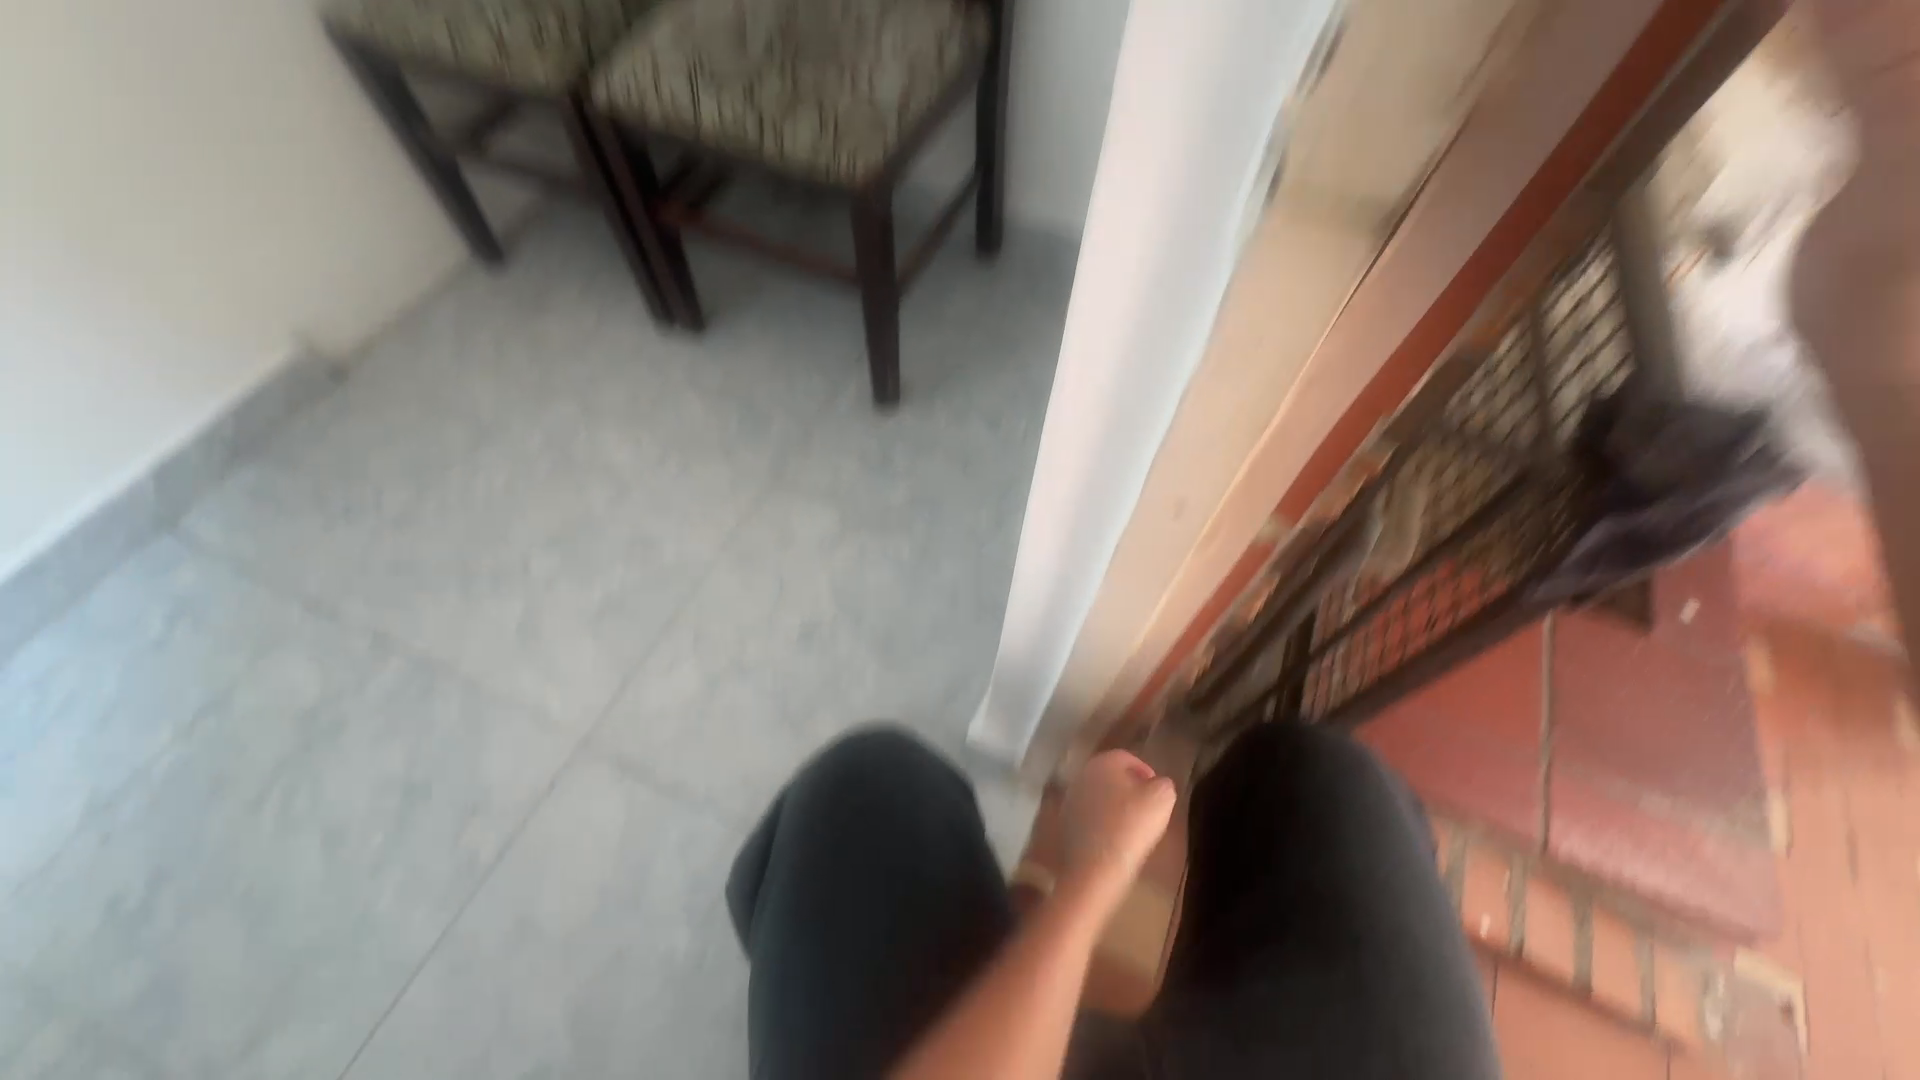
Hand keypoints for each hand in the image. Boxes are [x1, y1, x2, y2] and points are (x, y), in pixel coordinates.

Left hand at [1058, 750, 1176, 903]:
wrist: (1095, 868)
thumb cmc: (1131, 826)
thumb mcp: (1162, 798)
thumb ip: (1163, 784)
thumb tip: (1156, 784)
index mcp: (1103, 762)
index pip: (1128, 757)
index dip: (1147, 772)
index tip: (1158, 793)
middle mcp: (1082, 775)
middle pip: (1111, 776)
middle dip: (1130, 788)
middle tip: (1147, 809)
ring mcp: (1070, 799)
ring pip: (1099, 796)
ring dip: (1115, 806)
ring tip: (1133, 827)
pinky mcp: (1065, 824)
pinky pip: (1090, 817)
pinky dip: (1103, 823)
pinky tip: (1115, 840)